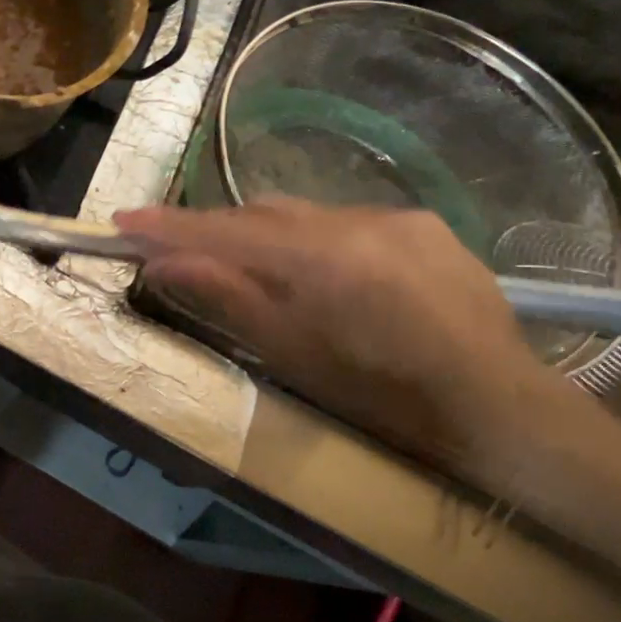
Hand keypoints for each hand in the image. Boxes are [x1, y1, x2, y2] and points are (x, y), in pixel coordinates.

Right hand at [116, 198, 549, 470]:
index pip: (221, 233)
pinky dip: (313, 237)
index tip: (120, 220)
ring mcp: (391, 217)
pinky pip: (343, 219)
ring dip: (263, 234)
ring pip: (300, 214)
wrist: (500, 408)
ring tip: (250, 266)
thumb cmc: (383, 395)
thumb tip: (161, 261)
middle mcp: (352, 222)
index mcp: (318, 261)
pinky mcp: (421, 223)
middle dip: (213, 231)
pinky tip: (323, 271)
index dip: (166, 226)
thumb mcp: (290, 352)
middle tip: (175, 250)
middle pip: (256, 216)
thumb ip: (224, 295)